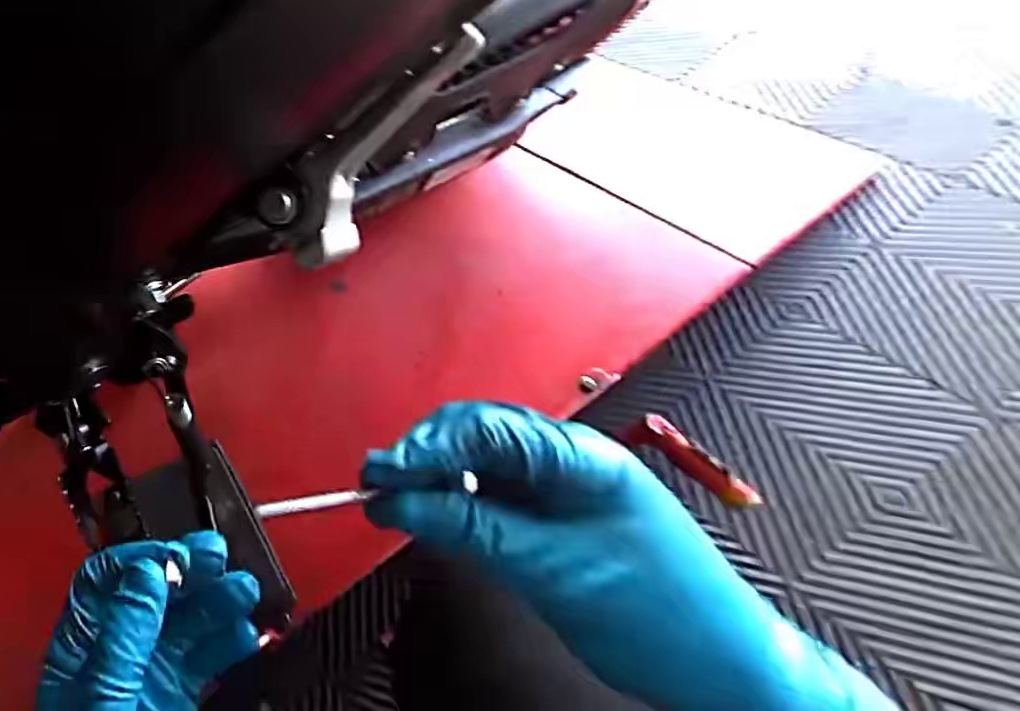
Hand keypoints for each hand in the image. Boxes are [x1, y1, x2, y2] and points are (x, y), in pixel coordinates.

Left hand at [38, 531, 261, 710]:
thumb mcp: (105, 699)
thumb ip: (124, 637)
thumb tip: (145, 574)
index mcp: (84, 649)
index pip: (108, 580)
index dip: (143, 558)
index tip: (178, 553)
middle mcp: (114, 657)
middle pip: (151, 596)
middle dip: (187, 571)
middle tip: (220, 557)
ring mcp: (146, 682)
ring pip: (183, 627)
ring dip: (216, 603)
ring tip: (245, 590)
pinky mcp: (174, 706)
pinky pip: (203, 665)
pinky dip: (228, 645)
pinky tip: (247, 634)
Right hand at [362, 402, 894, 710]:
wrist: (732, 681)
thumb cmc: (668, 621)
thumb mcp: (553, 571)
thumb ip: (467, 529)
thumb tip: (396, 503)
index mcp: (578, 455)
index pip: (482, 429)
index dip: (426, 445)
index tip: (384, 471)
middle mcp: (561, 457)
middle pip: (470, 434)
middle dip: (420, 454)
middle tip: (378, 481)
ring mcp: (552, 482)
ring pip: (470, 458)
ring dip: (429, 475)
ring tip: (393, 496)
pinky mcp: (541, 510)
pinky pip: (481, 490)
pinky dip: (447, 498)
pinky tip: (426, 509)